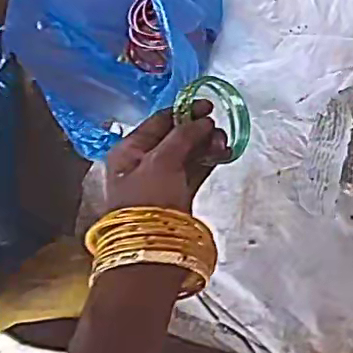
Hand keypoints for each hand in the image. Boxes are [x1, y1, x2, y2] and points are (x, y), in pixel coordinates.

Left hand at [90, 103, 228, 217]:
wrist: (152, 245)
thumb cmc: (148, 199)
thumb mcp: (161, 161)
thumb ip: (183, 136)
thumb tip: (203, 121)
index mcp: (129, 150)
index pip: (159, 121)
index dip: (184, 111)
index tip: (208, 106)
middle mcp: (144, 161)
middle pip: (177, 136)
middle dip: (199, 131)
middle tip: (218, 130)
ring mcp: (162, 178)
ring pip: (189, 152)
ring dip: (207, 145)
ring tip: (223, 145)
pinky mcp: (179, 192)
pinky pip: (196, 168)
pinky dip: (210, 160)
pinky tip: (223, 155)